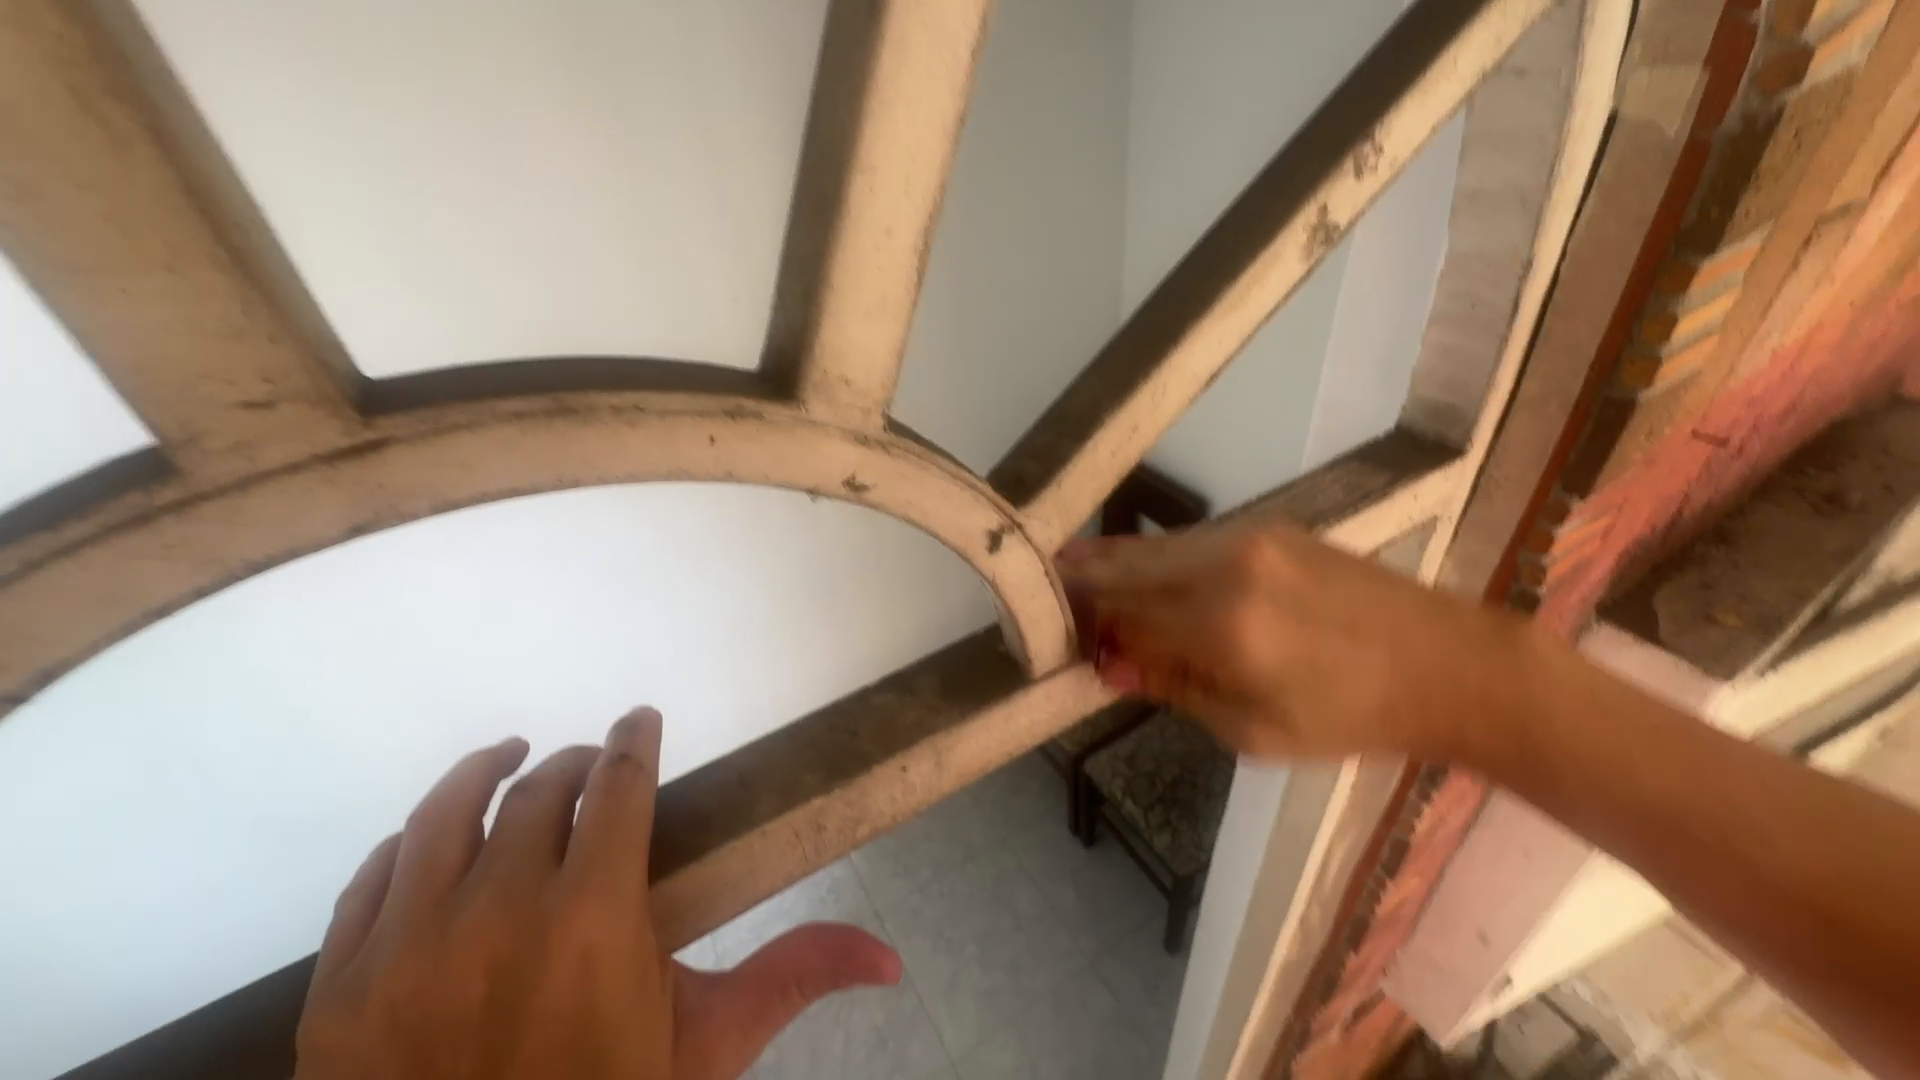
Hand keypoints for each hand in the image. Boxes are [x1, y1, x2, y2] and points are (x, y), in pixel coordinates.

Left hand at [295, 708, 900, 1078]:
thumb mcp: (709, 1050)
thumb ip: (795, 978)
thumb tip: (891, 957)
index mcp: (593, 917)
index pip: (616, 787)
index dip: (634, 742)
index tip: (642, 720)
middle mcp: (495, 910)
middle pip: (537, 791)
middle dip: (574, 764)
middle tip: (592, 763)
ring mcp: (405, 949)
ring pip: (442, 816)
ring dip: (485, 772)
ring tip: (512, 756)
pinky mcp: (336, 992)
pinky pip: (369, 883)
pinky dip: (405, 846)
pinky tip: (426, 841)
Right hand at [1057, 520, 1525, 760]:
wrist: (1446, 664)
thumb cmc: (1349, 716)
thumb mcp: (1253, 729)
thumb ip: (1172, 687)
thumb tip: (1105, 665)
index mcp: (1221, 626)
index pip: (1119, 611)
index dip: (1077, 620)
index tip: (1046, 631)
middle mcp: (1225, 566)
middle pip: (1125, 565)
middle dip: (1079, 580)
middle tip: (1042, 593)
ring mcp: (1249, 538)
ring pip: (1154, 546)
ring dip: (1112, 564)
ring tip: (1074, 577)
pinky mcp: (1270, 528)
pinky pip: (1189, 541)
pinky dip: (1154, 558)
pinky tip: (1137, 571)